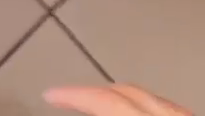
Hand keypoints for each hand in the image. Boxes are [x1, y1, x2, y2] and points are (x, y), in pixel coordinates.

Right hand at [43, 84, 193, 115]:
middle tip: (68, 99)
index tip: (47, 95)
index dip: (74, 95)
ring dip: (123, 102)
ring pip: (157, 103)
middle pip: (133, 93)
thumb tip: (88, 114)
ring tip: (98, 111)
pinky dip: (147, 114)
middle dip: (96, 92)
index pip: (110, 102)